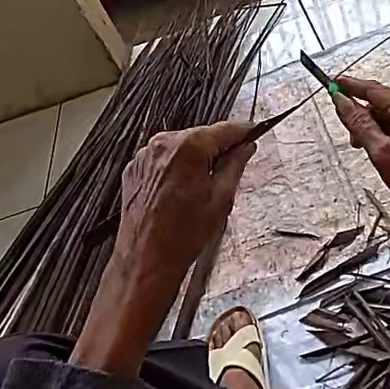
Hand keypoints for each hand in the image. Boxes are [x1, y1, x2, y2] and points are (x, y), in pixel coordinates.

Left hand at [71, 121, 256, 375]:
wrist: (147, 258)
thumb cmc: (182, 235)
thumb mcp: (221, 199)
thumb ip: (235, 165)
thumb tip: (246, 148)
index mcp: (188, 148)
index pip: (224, 129)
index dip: (244, 131)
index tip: (254, 132)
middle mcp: (163, 145)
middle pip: (202, 135)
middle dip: (219, 147)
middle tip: (234, 165)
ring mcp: (146, 155)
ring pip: (182, 146)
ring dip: (197, 157)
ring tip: (204, 186)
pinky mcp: (135, 168)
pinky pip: (164, 158)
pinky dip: (177, 167)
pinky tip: (183, 190)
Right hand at [330, 76, 389, 252]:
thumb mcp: (382, 153)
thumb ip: (359, 124)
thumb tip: (342, 103)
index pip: (374, 90)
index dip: (350, 86)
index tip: (333, 83)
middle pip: (381, 106)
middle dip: (362, 118)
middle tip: (350, 137)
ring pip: (389, 122)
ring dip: (373, 133)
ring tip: (368, 154)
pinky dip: (384, 142)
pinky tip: (381, 159)